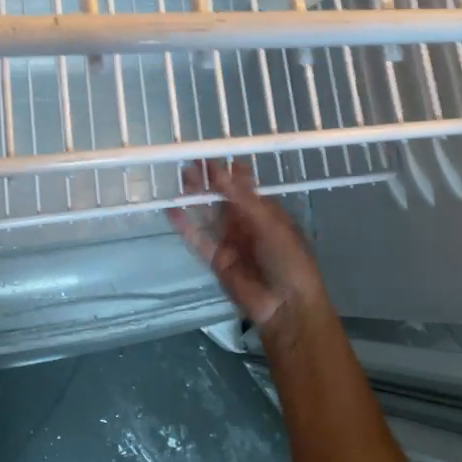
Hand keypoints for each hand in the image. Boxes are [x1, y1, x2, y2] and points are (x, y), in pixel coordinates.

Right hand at [167, 161, 330, 346]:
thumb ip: (243, 199)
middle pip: (223, 198)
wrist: (287, 306)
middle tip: (191, 162)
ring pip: (209, 215)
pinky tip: (172, 210)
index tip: (212, 156)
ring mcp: (230, 242)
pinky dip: (185, 226)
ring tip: (180, 178)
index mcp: (267, 212)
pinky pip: (199, 240)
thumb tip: (223, 171)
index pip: (244, 187)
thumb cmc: (288, 259)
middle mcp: (247, 224)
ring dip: (196, 198)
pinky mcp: (217, 261)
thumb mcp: (271, 224)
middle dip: (208, 181)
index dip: (229, 172)